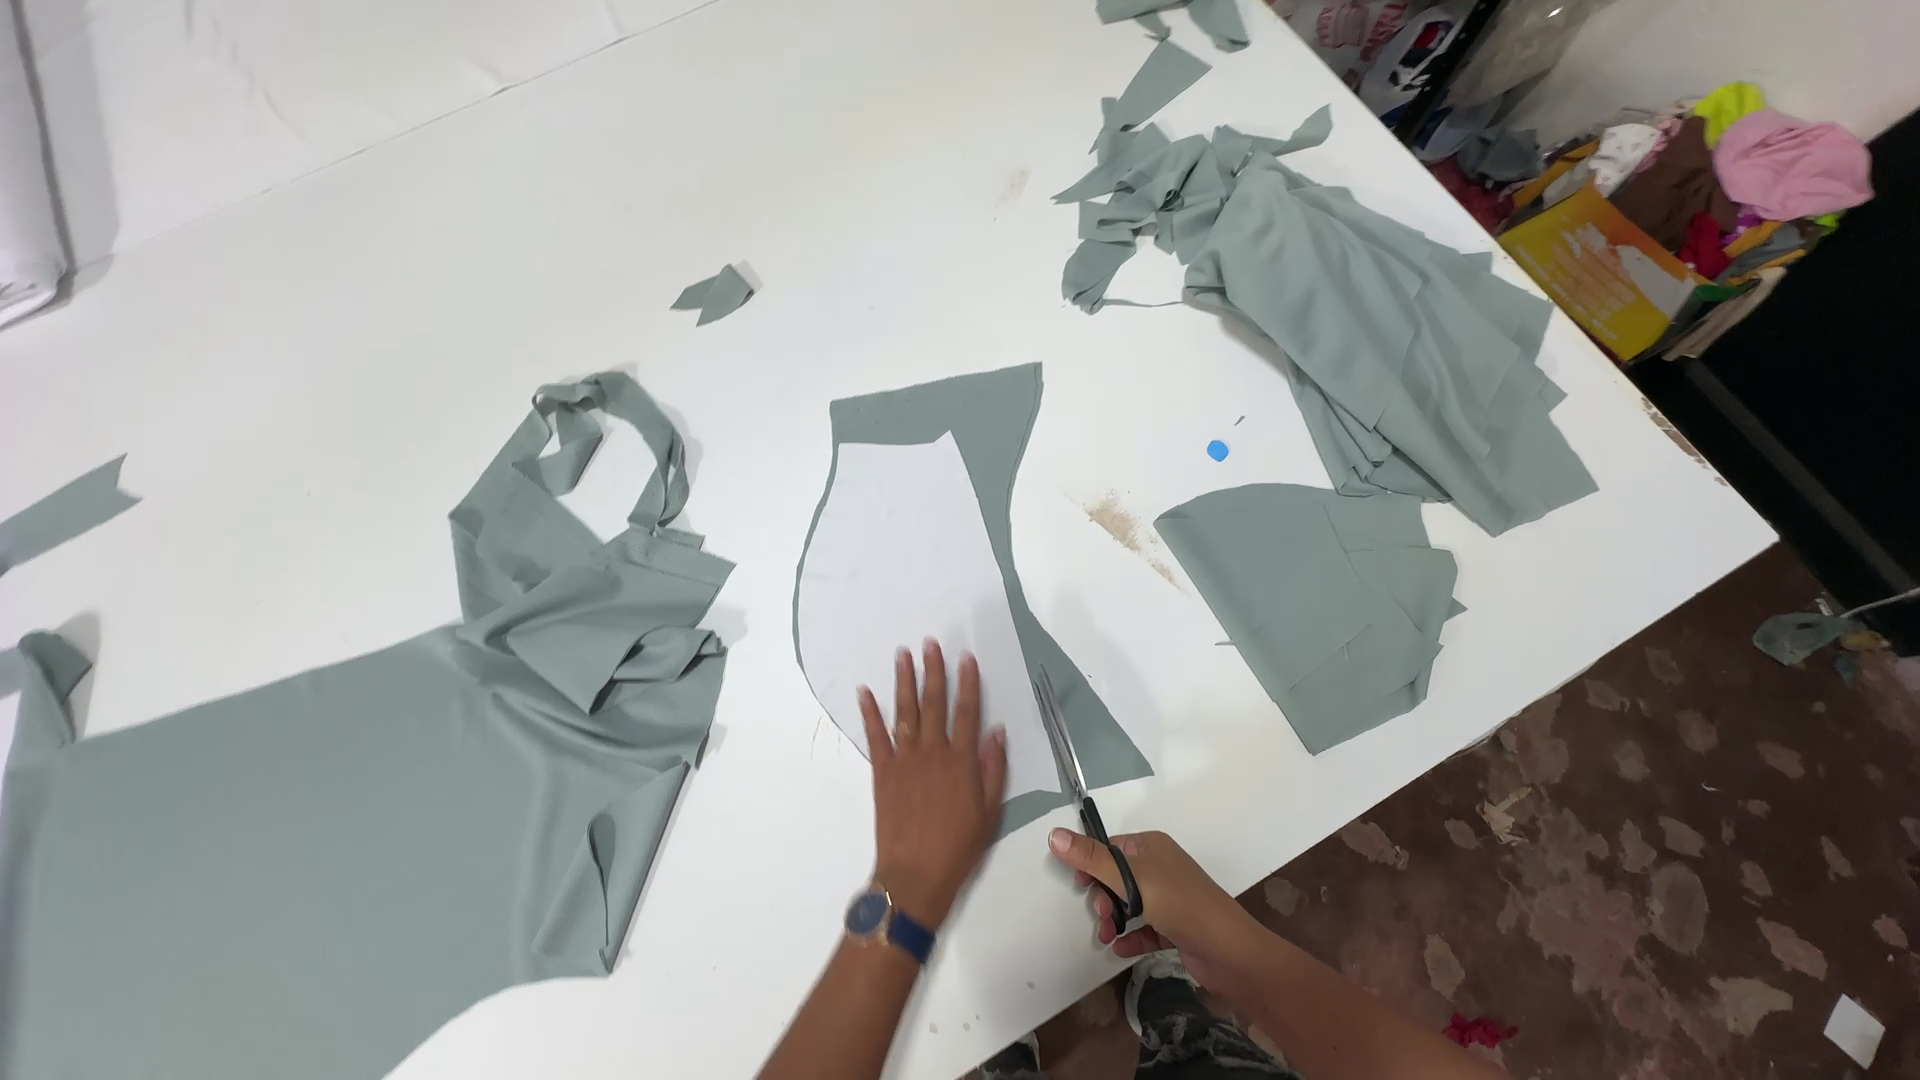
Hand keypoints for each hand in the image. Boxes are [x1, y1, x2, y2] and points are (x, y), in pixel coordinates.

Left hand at [858, 641, 1008, 929]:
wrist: (915, 874)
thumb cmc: (958, 846)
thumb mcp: (989, 811)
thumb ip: (993, 769)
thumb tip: (997, 731)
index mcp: (961, 761)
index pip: (967, 712)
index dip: (968, 683)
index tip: (967, 658)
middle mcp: (932, 752)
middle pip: (934, 703)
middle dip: (933, 671)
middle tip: (930, 643)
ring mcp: (904, 759)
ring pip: (905, 711)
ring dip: (903, 681)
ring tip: (903, 654)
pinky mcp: (882, 771)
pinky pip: (875, 736)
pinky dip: (869, 712)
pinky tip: (865, 691)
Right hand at [1048, 828, 1266, 990]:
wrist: (1229, 952)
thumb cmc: (1180, 903)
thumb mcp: (1131, 878)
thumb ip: (1091, 858)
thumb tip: (1054, 835)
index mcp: (1151, 848)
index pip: (1110, 849)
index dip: (1091, 866)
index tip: (1080, 886)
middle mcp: (1160, 868)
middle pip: (1117, 878)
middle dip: (1103, 898)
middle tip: (1103, 916)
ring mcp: (1169, 899)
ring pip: (1129, 905)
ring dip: (1114, 920)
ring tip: (1108, 937)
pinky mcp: (1175, 927)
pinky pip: (1144, 929)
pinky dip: (1130, 938)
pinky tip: (1120, 949)